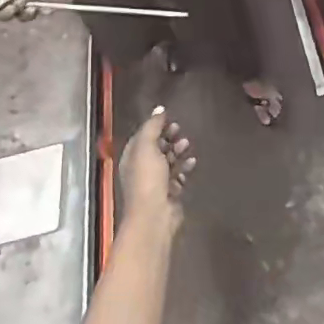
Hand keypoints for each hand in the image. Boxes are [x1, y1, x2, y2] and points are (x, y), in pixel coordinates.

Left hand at [119, 108, 194, 229]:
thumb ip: (152, 126)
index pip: (143, 136)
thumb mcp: (146, 147)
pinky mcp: (169, 192)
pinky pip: (178, 175)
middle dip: (168, 139)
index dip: (155, 127)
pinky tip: (191, 162)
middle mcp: (141, 168)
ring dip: (178, 152)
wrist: (154, 213)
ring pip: (168, 161)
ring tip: (187, 146)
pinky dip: (184, 168)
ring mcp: (155, 181)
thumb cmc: (147, 179)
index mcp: (131, 156)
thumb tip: (159, 109)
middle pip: (156, 148)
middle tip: (180, 132)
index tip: (170, 120)